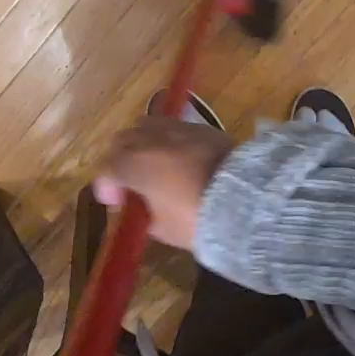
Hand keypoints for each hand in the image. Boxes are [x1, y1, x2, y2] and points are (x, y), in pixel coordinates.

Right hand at [92, 117, 234, 248]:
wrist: (248, 198)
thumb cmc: (199, 219)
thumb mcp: (164, 228)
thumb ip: (147, 214)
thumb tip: (145, 208)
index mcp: (135, 165)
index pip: (107, 169)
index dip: (106, 187)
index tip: (116, 203)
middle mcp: (151, 140)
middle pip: (122, 141)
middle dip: (121, 160)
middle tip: (131, 182)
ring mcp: (177, 129)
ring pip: (146, 126)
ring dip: (142, 145)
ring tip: (154, 165)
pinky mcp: (202, 127)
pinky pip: (174, 129)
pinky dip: (168, 141)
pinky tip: (179, 159)